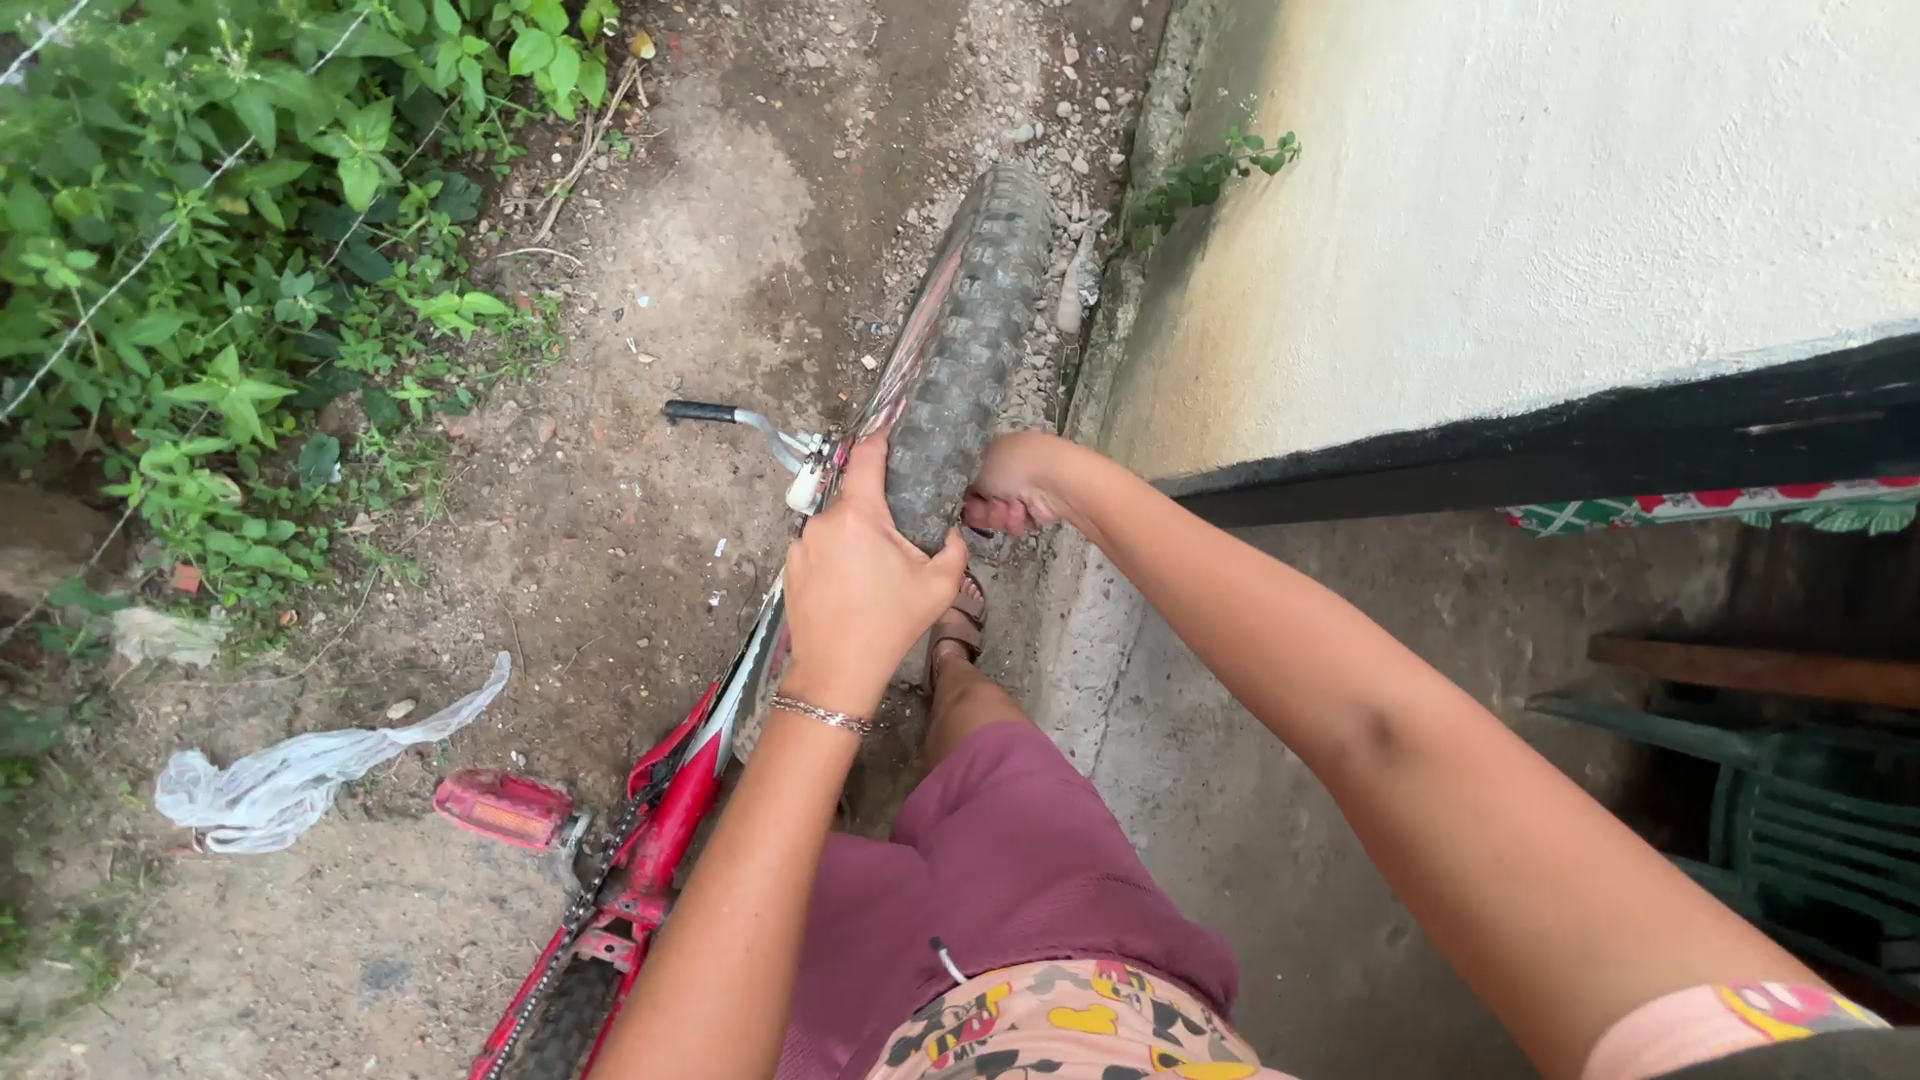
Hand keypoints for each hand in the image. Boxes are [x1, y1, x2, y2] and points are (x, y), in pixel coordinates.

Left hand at [781, 429, 968, 715]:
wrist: (837, 670)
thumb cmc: (890, 625)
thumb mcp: (940, 586)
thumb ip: (955, 548)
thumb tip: (951, 531)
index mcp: (859, 516)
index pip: (868, 457)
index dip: (881, 440)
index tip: (892, 435)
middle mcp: (823, 521)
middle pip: (854, 499)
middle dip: (876, 513)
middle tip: (895, 544)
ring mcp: (801, 544)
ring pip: (836, 526)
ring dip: (853, 538)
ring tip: (870, 574)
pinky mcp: (789, 566)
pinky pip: (818, 548)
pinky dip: (834, 556)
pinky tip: (848, 587)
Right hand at [962, 431, 1084, 536]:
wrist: (1052, 479)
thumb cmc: (1012, 467)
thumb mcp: (981, 473)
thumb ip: (972, 487)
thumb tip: (973, 495)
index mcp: (1000, 450)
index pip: (978, 478)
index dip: (972, 496)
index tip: (969, 506)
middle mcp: (1014, 468)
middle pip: (989, 499)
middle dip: (986, 509)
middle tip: (990, 509)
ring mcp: (1029, 487)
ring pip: (1003, 512)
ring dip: (1001, 515)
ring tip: (1011, 508)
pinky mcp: (1042, 506)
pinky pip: (1020, 520)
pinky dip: (1018, 519)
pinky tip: (1022, 513)